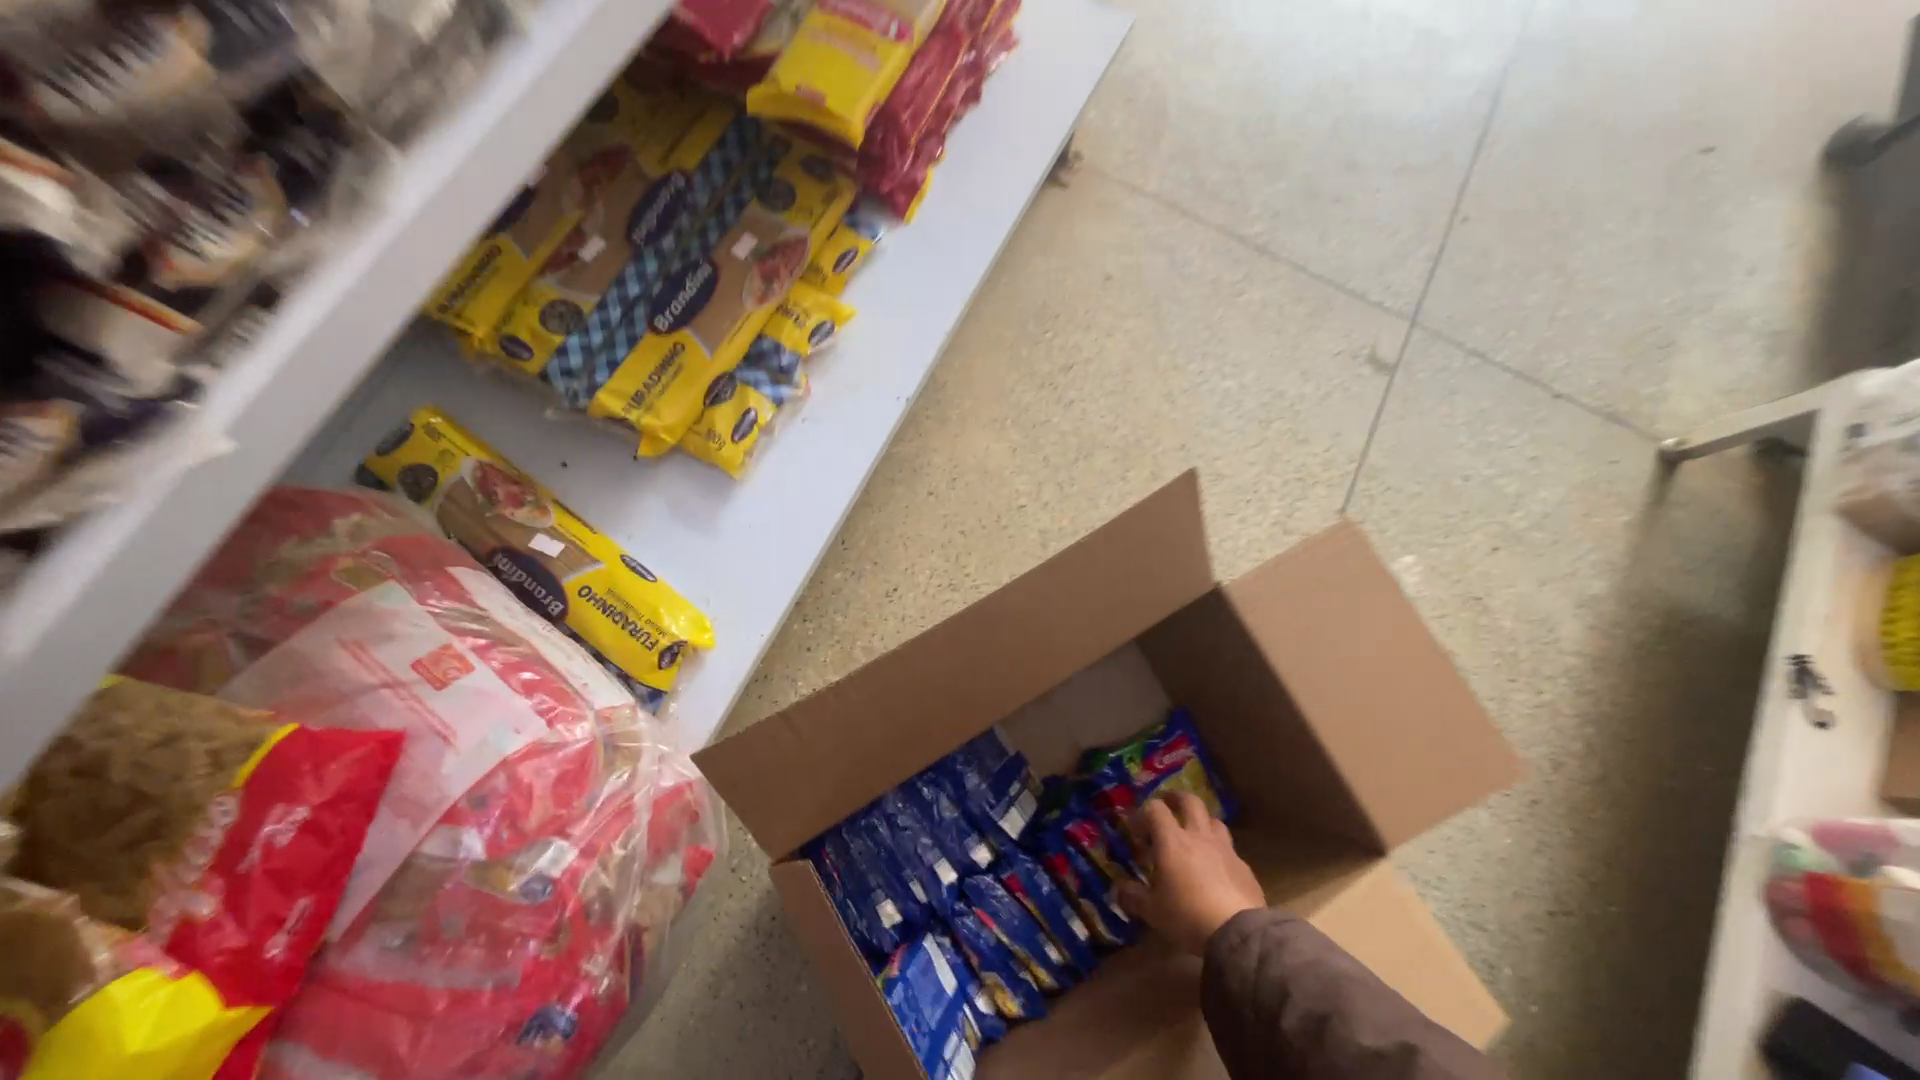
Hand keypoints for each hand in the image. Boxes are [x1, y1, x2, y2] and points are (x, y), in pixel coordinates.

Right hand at [1115, 791, 1265, 955]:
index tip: (1136, 828)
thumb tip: (1120, 889)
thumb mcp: (1152, 911)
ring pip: (1214, 821)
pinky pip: (1229, 849)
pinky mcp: (1244, 866)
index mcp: (1172, 842)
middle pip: (1190, 802)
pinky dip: (1219, 851)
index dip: (1143, 813)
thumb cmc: (1187, 916)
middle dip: (1176, 799)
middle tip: (1168, 805)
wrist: (1237, 932)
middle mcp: (1199, 837)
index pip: (1155, 809)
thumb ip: (1133, 896)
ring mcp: (1225, 849)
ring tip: (1194, 834)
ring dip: (1201, 821)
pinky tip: (1216, 868)